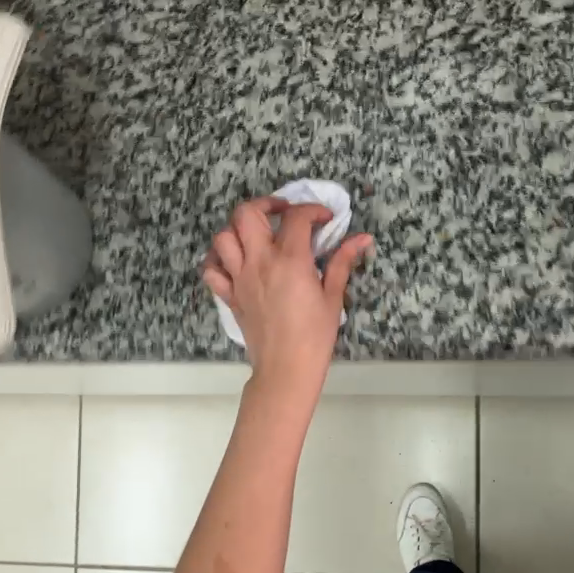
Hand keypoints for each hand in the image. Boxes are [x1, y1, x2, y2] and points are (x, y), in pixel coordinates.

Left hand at [202, 196, 371, 398]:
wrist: (286, 368)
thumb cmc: (314, 337)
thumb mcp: (333, 297)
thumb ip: (342, 262)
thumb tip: (362, 239)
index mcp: (290, 260)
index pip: (296, 216)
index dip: (312, 210)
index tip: (324, 219)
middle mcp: (260, 262)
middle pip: (247, 213)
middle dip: (266, 204)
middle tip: (283, 213)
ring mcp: (240, 278)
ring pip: (224, 236)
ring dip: (239, 229)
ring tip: (258, 235)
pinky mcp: (230, 295)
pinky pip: (212, 269)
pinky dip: (218, 259)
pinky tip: (234, 260)